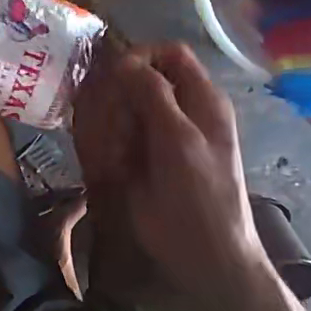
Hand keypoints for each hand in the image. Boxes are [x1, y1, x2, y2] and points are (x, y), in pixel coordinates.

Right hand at [73, 43, 269, 308]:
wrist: (203, 255)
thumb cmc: (200, 196)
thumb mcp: (179, 140)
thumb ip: (153, 95)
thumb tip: (124, 60)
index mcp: (201, 99)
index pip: (169, 54)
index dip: (141, 57)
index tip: (113, 76)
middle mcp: (179, 112)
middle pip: (139, 81)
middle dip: (120, 97)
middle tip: (115, 125)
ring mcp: (157, 137)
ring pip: (123, 109)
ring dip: (112, 124)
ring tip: (117, 152)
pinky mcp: (138, 160)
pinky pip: (116, 136)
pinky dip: (108, 144)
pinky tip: (112, 165)